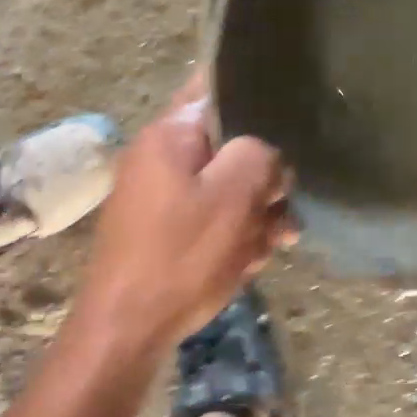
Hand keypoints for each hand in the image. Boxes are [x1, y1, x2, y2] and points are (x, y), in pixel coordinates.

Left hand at [76, 75, 289, 347]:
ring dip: (254, 213)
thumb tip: (267, 153)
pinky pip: (209, 217)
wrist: (125, 330)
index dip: (258, 95)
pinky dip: (232, 235)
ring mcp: (159, 194)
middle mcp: (160, 155)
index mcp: (169, 133)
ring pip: (225, 186)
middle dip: (262, 177)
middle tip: (282, 208)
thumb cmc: (179, 255)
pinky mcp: (163, 228)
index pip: (216, 86)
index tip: (290, 116)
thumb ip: (260, 154)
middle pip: (229, 144)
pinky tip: (249, 262)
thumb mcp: (232, 197)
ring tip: (274, 243)